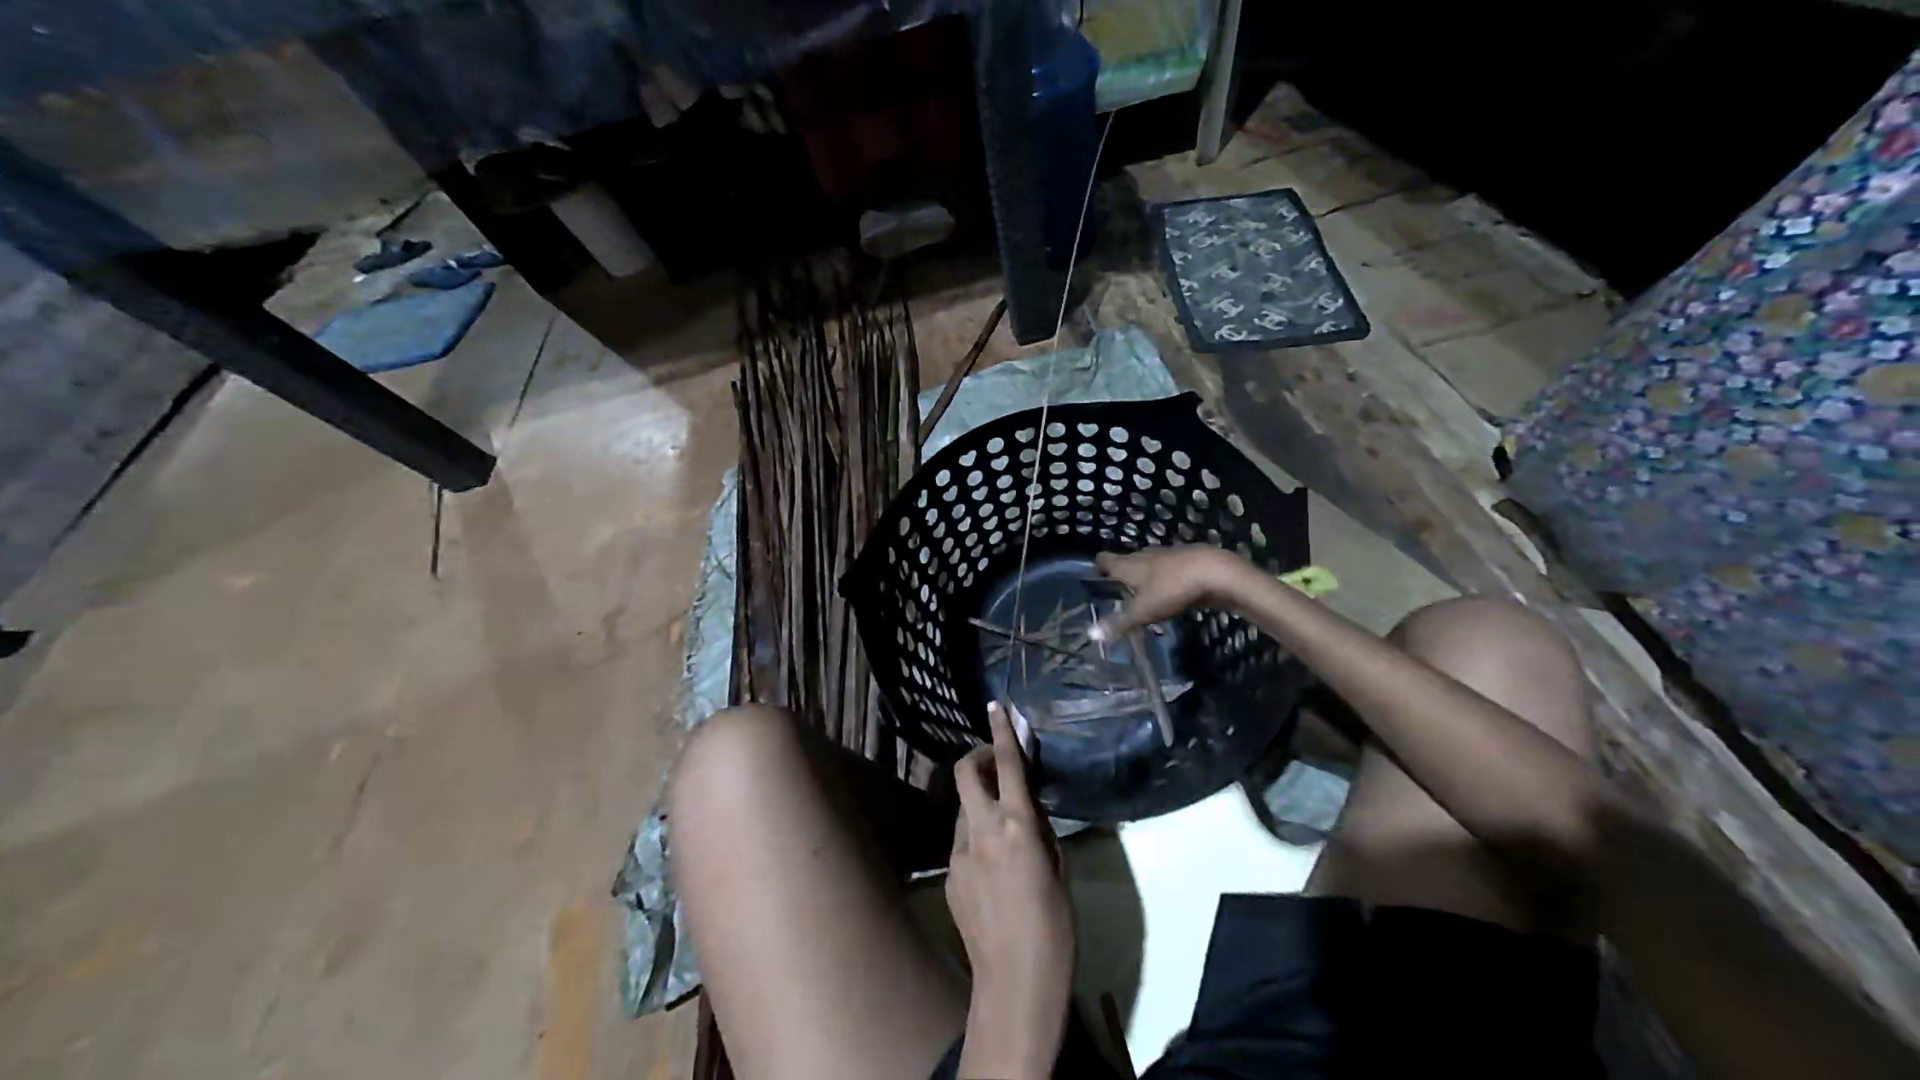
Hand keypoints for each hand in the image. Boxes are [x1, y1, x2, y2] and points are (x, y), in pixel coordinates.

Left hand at [949, 702, 1073, 1079]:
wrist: (1014, 981)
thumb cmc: (1054, 926)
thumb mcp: (1059, 868)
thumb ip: (1039, 827)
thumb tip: (1028, 802)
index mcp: (1016, 826)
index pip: (1008, 764)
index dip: (1002, 731)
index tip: (996, 706)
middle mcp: (980, 830)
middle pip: (965, 772)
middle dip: (978, 756)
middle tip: (997, 763)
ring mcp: (957, 852)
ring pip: (963, 808)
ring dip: (980, 803)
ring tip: (1003, 828)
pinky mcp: (947, 875)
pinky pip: (962, 842)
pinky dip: (976, 837)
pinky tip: (995, 869)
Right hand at [1092, 546, 1251, 638]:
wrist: (1216, 572)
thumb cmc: (1172, 588)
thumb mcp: (1143, 611)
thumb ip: (1119, 622)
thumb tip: (1091, 634)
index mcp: (1128, 564)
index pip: (1104, 559)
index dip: (1098, 569)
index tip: (1097, 582)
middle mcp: (1144, 556)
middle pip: (1126, 562)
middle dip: (1121, 577)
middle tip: (1118, 596)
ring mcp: (1166, 557)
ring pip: (1148, 566)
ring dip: (1144, 579)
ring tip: (1143, 598)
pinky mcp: (1186, 563)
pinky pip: (1167, 571)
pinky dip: (1164, 581)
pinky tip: (1170, 596)